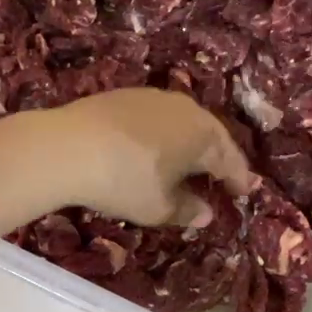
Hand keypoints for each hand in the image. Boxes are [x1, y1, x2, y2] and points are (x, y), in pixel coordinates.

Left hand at [46, 88, 253, 224]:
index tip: (244, 193)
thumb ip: (186, 210)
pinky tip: (150, 150)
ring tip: (185, 164)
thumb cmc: (125, 181)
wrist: (67, 146)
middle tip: (219, 177)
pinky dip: (158, 137)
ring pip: (179, 123)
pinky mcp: (121, 97)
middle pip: (207, 135)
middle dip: (215, 158)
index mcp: (203, 134)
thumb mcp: (158, 207)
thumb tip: (206, 214)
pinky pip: (152, 120)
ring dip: (185, 144)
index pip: (229, 159)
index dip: (238, 178)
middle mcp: (183, 108)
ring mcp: (151, 98)